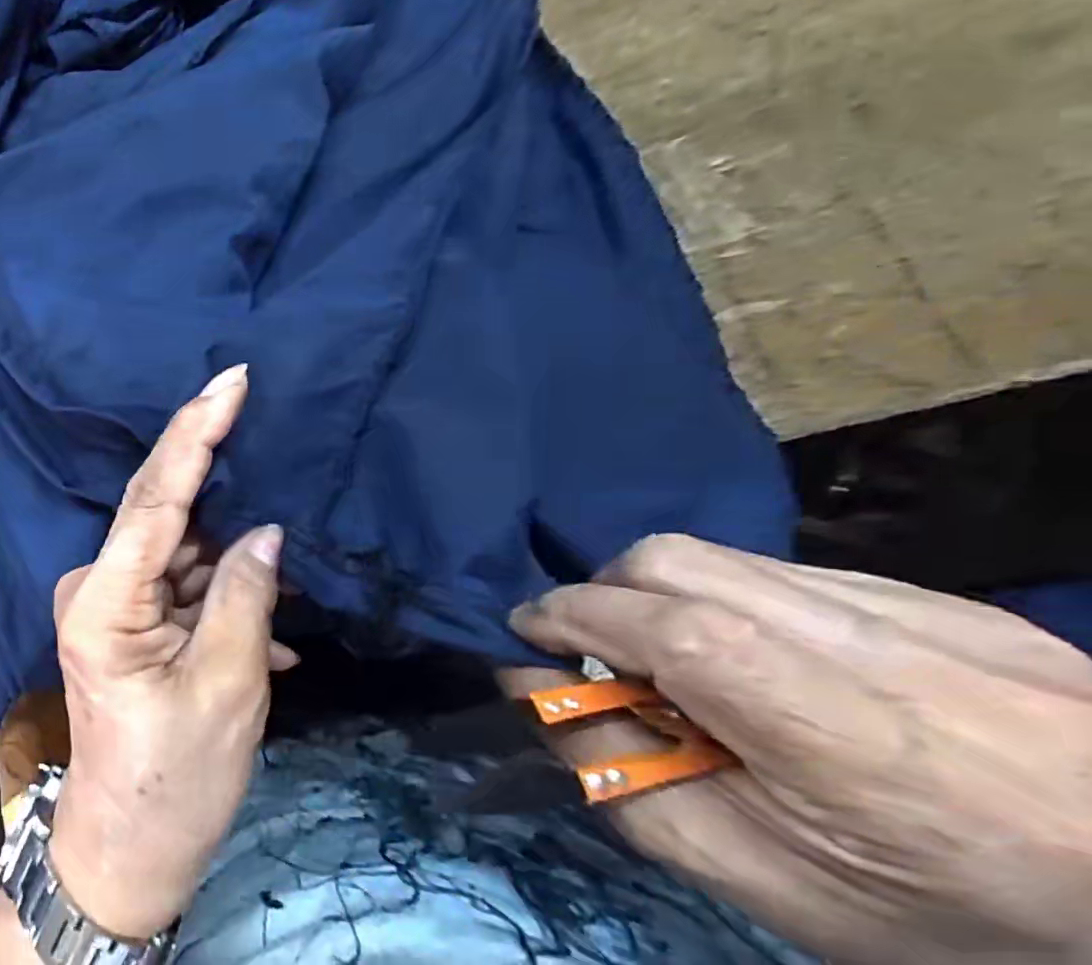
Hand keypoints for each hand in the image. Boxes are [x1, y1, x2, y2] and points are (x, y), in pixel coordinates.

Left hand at [48, 363, 296, 939]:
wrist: (127, 850)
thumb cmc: (173, 781)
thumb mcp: (226, 688)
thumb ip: (246, 597)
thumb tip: (266, 529)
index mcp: (105, 601)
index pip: (157, 497)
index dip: (196, 433)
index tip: (229, 381)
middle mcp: (97, 586)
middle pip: (162, 508)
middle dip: (212, 465)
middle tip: (251, 405)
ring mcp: (111, 602)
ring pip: (181, 547)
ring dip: (233, 555)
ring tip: (280, 580)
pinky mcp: (130, 619)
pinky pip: (184, 582)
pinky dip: (226, 594)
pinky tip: (268, 637)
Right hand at [503, 535, 1091, 964]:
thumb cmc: (942, 919)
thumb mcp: (760, 881)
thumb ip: (625, 778)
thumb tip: (535, 687)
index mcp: (857, 746)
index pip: (677, 631)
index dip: (577, 617)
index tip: (528, 636)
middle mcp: (891, 649)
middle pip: (681, 561)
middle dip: (601, 591)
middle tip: (593, 647)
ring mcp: (926, 609)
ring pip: (724, 555)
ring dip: (657, 591)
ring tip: (670, 651)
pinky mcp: (947, 598)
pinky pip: (784, 570)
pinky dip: (728, 597)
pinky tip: (759, 655)